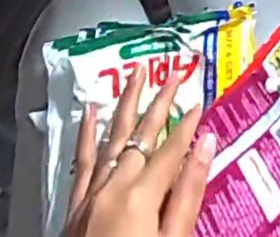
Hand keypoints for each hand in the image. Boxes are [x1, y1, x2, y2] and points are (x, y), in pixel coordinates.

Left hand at [64, 57, 216, 236]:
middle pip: (142, 135)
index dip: (188, 125)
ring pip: (112, 138)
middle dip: (160, 102)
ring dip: (126, 103)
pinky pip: (81, 162)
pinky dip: (87, 134)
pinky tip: (90, 110)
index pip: (171, 149)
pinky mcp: (74, 207)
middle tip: (174, 73)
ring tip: (136, 73)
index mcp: (141, 194)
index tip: (200, 101)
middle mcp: (114, 184)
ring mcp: (91, 194)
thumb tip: (205, 144)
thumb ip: (187, 195)